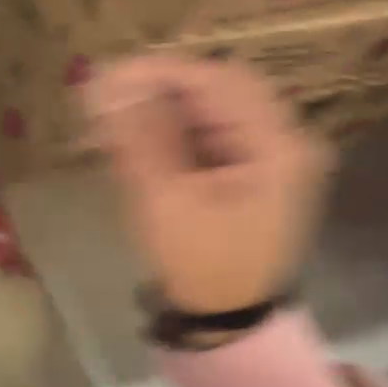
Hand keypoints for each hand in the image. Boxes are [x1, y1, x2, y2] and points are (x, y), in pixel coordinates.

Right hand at [84, 54, 331, 314]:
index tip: (106, 74)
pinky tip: (133, 132)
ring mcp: (268, 149)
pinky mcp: (248, 162)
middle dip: (157, 83)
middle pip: (214, 84)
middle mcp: (282, 137)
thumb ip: (138, 133)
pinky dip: (168, 122)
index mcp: (276, 145)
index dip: (159, 70)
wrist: (226, 316)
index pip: (216, 79)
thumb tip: (105, 80)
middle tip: (106, 91)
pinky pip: (206, 124)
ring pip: (208, 101)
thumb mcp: (163, 197)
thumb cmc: (199, 260)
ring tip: (110, 114)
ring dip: (159, 101)